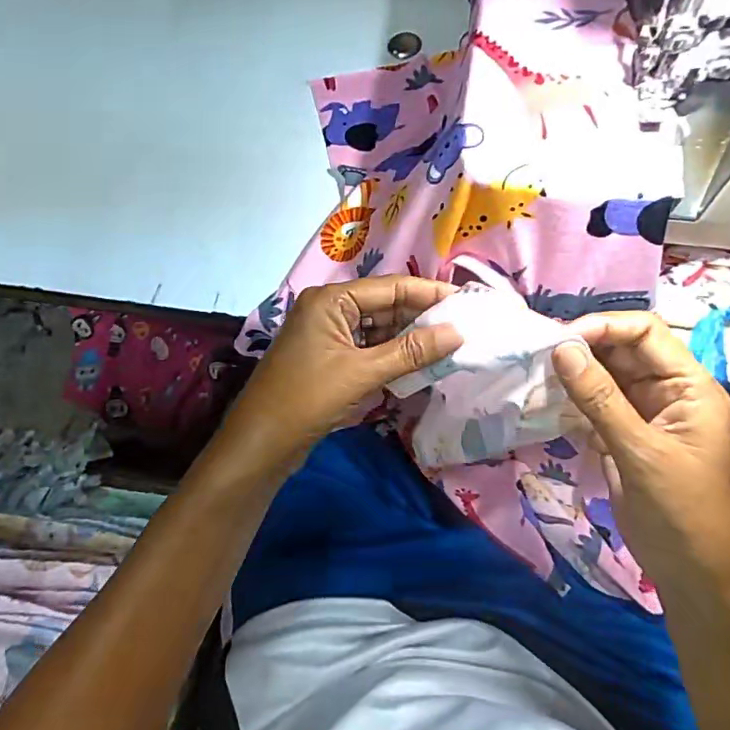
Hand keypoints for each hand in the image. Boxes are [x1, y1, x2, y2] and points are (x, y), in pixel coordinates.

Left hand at [218, 276, 461, 472]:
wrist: (262, 442)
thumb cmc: (307, 399)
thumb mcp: (362, 373)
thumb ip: (410, 352)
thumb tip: (457, 333)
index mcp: (330, 299)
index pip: (389, 287)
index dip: (429, 294)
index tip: (467, 302)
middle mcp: (328, 309)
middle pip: (384, 306)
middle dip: (421, 317)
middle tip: (465, 326)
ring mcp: (327, 334)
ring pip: (377, 329)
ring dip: (409, 338)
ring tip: (451, 345)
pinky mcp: (329, 358)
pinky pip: (367, 348)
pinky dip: (392, 355)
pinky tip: (420, 363)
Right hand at [551, 313, 729, 601]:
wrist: (698, 579)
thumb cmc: (683, 514)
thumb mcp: (641, 453)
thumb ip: (600, 398)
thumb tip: (561, 348)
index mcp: (690, 388)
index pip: (645, 334)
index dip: (603, 327)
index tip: (559, 339)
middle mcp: (668, 394)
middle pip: (622, 351)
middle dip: (581, 348)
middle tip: (535, 354)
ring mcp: (645, 416)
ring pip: (604, 377)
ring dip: (571, 373)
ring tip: (532, 372)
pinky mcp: (624, 439)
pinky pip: (594, 406)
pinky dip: (569, 400)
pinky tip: (541, 399)